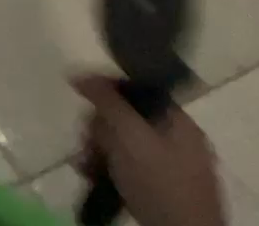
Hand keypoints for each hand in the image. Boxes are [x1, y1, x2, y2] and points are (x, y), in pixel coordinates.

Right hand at [74, 75, 225, 225]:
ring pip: (118, 140)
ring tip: (86, 160)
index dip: (107, 87)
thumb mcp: (130, 136)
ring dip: (95, 146)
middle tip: (89, 138)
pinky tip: (90, 171)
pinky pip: (121, 162)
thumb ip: (107, 101)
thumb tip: (79, 73)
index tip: (80, 94)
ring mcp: (166, 165)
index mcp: (179, 123)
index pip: (137, 89)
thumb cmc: (160, 182)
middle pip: (123, 115)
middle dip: (98, 125)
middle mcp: (175, 139)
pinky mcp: (154, 185)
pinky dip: (102, 163)